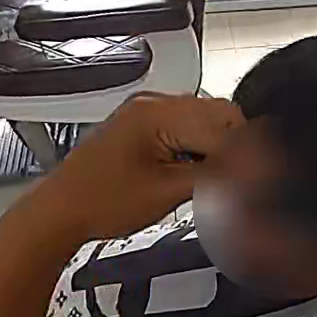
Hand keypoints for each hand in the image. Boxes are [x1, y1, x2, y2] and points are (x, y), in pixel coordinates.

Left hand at [24, 94, 243, 244]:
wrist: (59, 212)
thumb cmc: (99, 202)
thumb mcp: (170, 191)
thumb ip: (218, 175)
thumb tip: (256, 167)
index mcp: (158, 113)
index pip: (226, 125)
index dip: (244, 153)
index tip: (256, 174)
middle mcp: (153, 104)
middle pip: (222, 115)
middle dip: (235, 147)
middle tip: (237, 179)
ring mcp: (148, 111)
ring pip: (209, 120)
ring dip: (220, 147)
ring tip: (215, 179)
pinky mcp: (146, 124)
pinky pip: (190, 126)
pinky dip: (202, 147)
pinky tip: (196, 171)